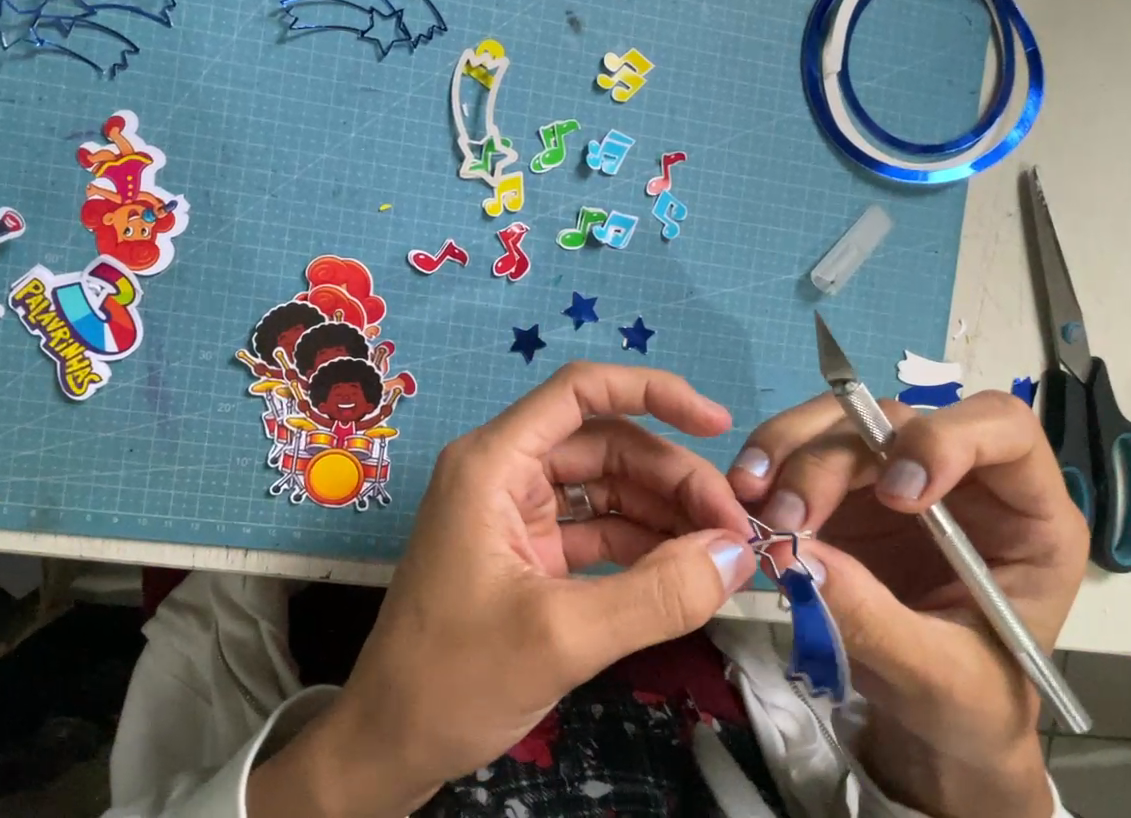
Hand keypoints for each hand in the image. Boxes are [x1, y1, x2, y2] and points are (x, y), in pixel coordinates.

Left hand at [250, 363, 757, 817]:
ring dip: (664, 513)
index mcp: (493, 463)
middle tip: (737, 531)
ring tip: (723, 554)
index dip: (652, 393)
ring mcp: (514, 513)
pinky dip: (642, 545)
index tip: (718, 424)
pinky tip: (686, 572)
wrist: (392, 738)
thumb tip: (738, 553)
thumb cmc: (456, 676)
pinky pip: (595, 529)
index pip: (578, 393)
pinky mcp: (527, 553)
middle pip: (604, 444)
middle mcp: (503, 472)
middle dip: (672, 478)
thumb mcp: (562, 635)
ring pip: (604, 487)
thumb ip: (657, 593)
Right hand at [729, 391, 1087, 816]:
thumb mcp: (940, 679)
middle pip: (890, 421)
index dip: (943, 441)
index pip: (998, 428)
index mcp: (1022, 513)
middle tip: (783, 515)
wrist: (930, 719)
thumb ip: (877, 621)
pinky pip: (793, 450)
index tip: (895, 498)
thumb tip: (795, 557)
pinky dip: (762, 468)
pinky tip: (739, 502)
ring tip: (746, 498)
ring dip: (783, 450)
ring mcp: (889, 475)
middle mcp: (954, 476)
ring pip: (834, 422)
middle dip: (828, 459)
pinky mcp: (839, 488)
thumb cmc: (968, 702)